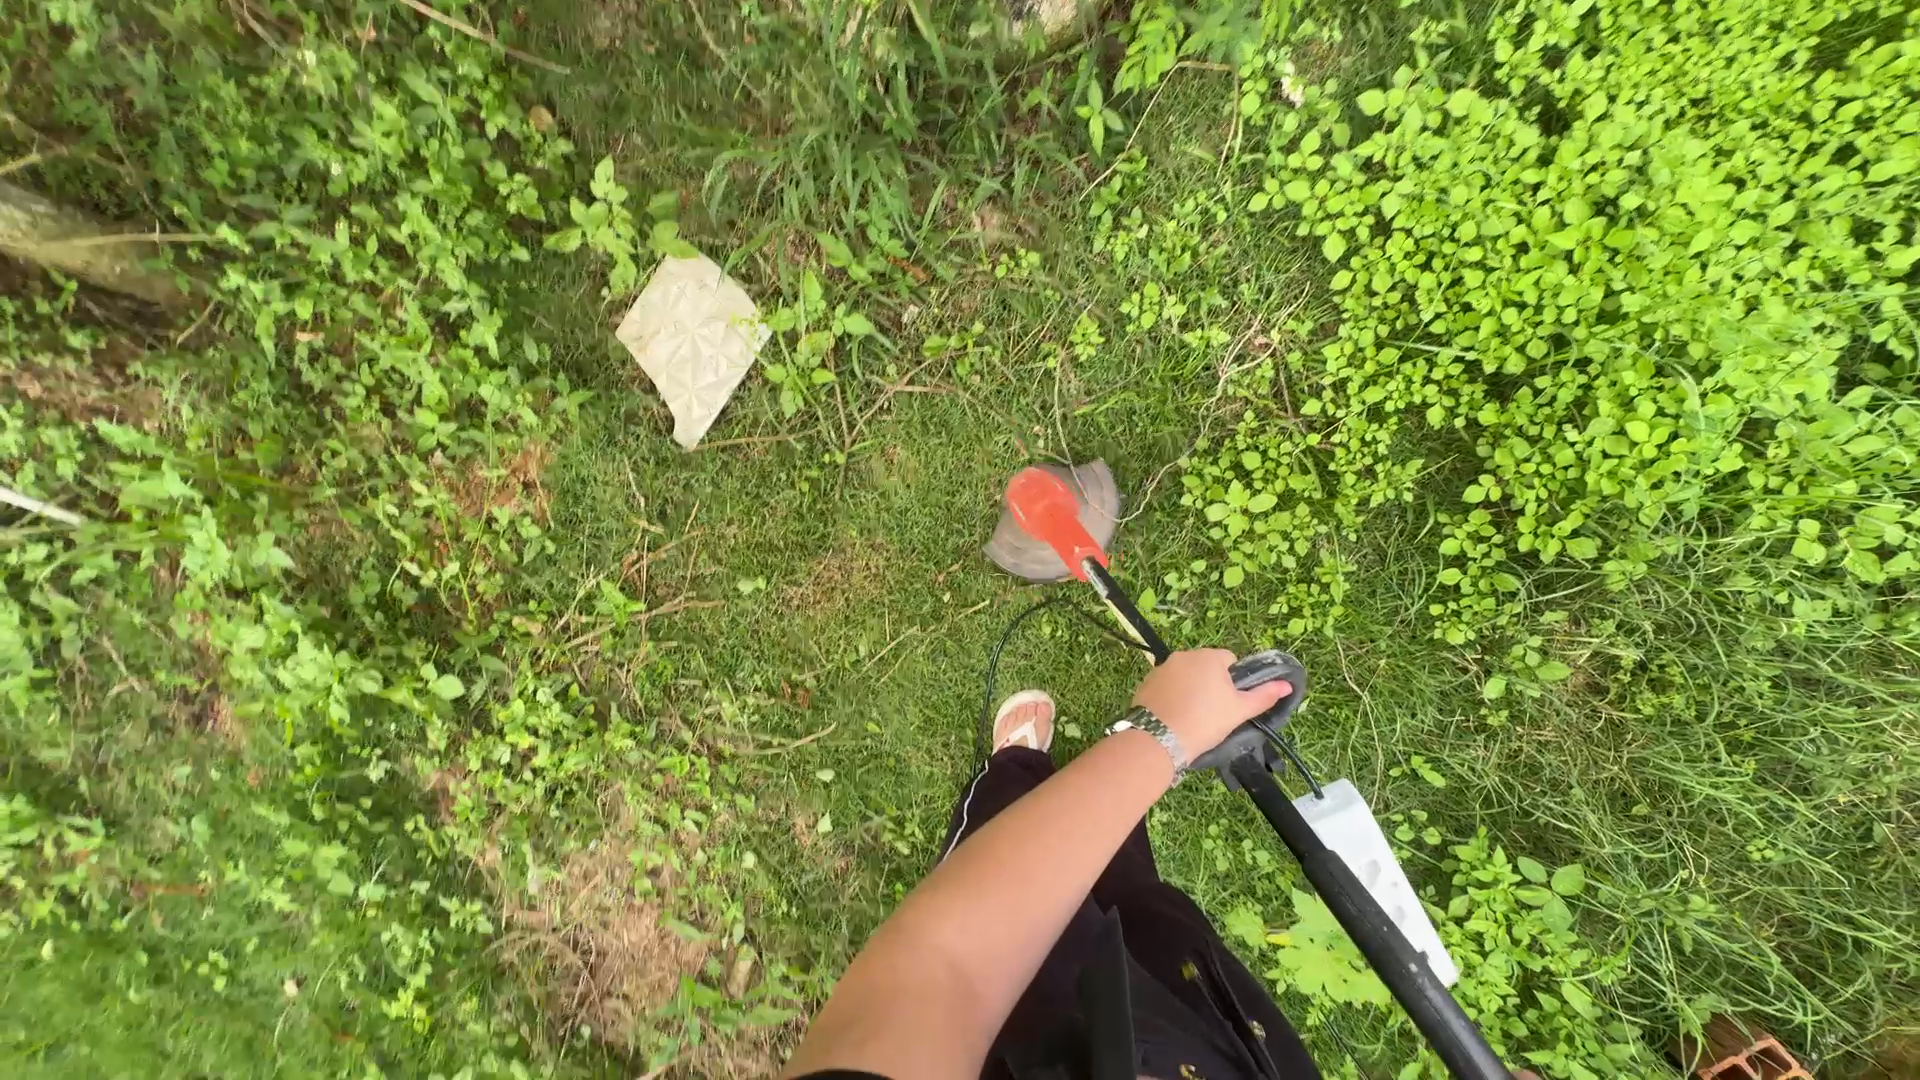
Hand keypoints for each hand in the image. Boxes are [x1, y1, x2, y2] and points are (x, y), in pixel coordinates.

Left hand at [1131, 649, 1290, 755]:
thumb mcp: (1239, 710)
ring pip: (1184, 675)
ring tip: (1193, 716)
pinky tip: (1174, 716)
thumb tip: (1287, 685)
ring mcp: (1161, 667)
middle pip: (1205, 666)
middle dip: (1211, 683)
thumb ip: (1264, 695)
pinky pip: (1166, 685)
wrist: (1160, 738)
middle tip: (1214, 711)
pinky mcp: (1146, 682)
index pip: (1229, 659)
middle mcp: (1183, 655)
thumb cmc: (1206, 721)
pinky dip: (1172, 696)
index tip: (1230, 702)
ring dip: (1191, 689)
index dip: (1233, 681)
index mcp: (1208, 656)